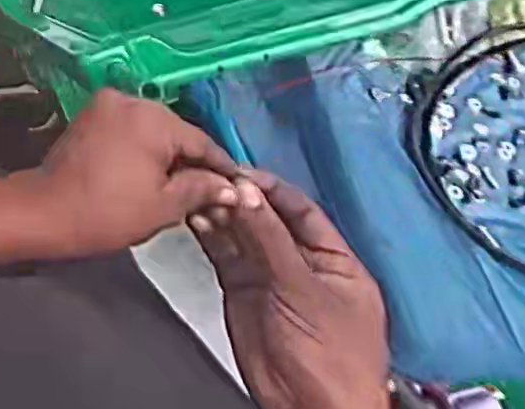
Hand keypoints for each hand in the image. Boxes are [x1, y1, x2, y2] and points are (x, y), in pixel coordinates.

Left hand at [12, 89, 241, 257]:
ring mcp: (106, 103)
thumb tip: (232, 187)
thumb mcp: (165, 205)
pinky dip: (144, 145)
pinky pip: (129, 125)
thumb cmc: (110, 210)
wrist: (50, 207)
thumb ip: (201, 189)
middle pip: (176, 131)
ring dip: (168, 153)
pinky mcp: (91, 113)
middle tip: (213, 195)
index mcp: (151, 118)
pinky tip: (154, 172)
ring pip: (152, 127)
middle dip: (194, 161)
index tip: (239, 191)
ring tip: (186, 187)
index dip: (222, 168)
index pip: (201, 141)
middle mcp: (128, 100)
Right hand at [192, 171, 389, 408]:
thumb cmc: (326, 353)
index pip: (300, 210)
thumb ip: (270, 237)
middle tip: (207, 179)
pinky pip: (221, 248)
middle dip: (237, 197)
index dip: (269, 188)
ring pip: (238, 229)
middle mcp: (298, 260)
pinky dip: (206, 231)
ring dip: (218, 211)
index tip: (236, 171)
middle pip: (264, 216)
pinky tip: (192, 216)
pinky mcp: (238, 282)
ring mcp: (266, 271)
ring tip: (195, 195)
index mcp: (333, 261)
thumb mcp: (303, 290)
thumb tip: (243, 188)